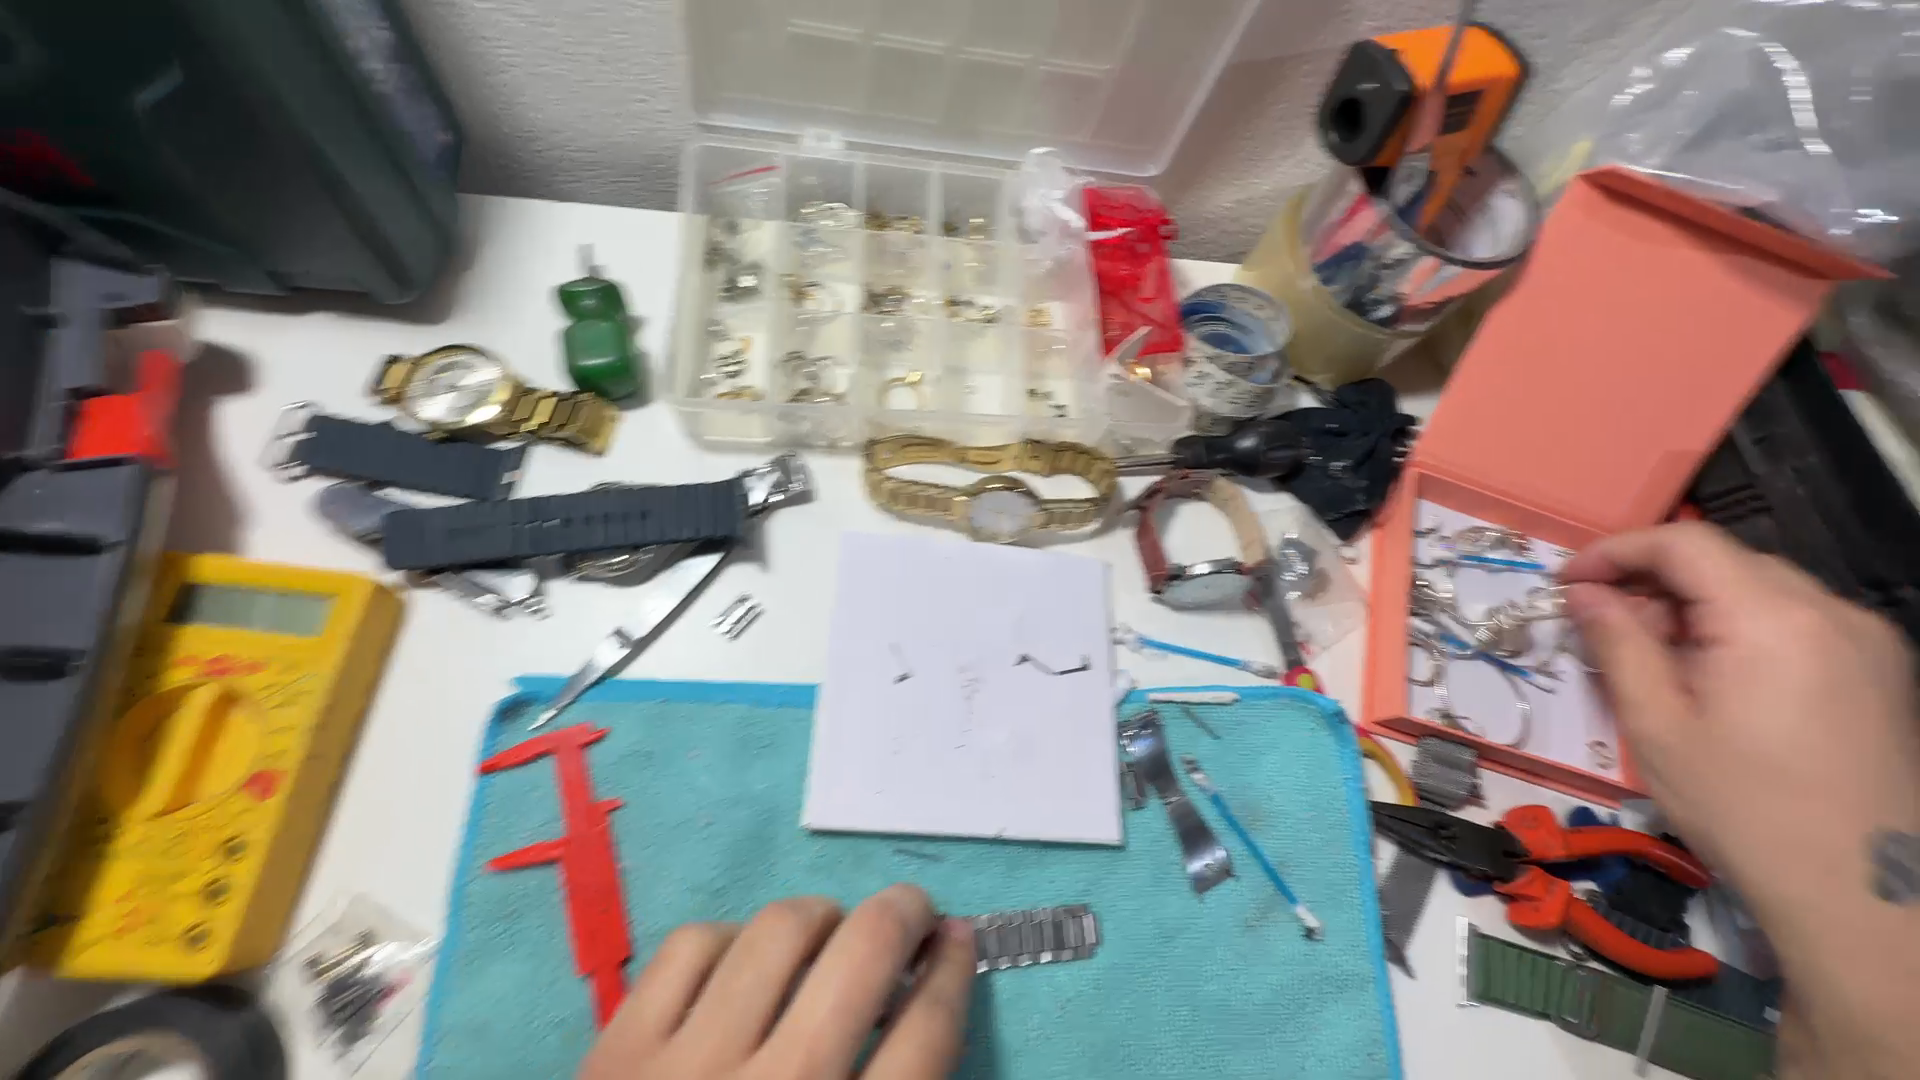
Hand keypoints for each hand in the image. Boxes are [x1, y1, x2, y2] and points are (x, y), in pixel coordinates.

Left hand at [579, 885, 973, 1079]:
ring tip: (828, 932)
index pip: (926, 1034)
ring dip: (821, 917)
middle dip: (904, 914)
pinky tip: (741, 963)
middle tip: (913, 912)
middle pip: (863, 955)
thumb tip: (925, 1004)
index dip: (954, 971)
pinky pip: (693, 945)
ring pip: (778, 930)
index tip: (959, 938)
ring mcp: (687, 1068)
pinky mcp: (617, 1053)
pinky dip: (730, 939)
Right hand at [1561, 522, 1919, 926]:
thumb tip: (1584, 594)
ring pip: (1758, 589)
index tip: (1565, 583)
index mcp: (1774, 620)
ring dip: (1690, 604)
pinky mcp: (1879, 672)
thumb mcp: (1654, 722)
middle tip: (1597, 623)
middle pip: (1724, 561)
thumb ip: (1617, 642)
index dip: (1614, 551)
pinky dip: (1733, 627)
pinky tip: (1704, 673)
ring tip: (1646, 654)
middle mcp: (1833, 615)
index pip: (1685, 544)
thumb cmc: (1739, 803)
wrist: (1863, 891)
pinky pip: (1792, 621)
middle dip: (1649, 579)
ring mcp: (1867, 643)